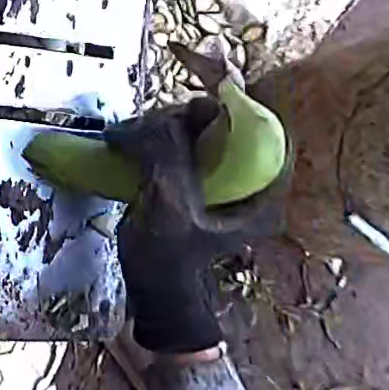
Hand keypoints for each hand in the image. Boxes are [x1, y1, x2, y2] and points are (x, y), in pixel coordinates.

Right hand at [107, 100, 277, 354]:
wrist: (150, 289)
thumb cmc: (166, 257)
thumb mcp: (168, 207)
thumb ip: (169, 160)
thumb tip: (163, 117)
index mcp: (261, 193)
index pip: (262, 132)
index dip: (232, 108)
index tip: (192, 100)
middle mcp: (245, 182)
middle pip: (221, 129)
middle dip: (181, 120)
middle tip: (144, 126)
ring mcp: (216, 182)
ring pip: (194, 135)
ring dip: (159, 128)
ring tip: (126, 136)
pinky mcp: (189, 183)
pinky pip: (174, 147)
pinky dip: (151, 139)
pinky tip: (127, 142)